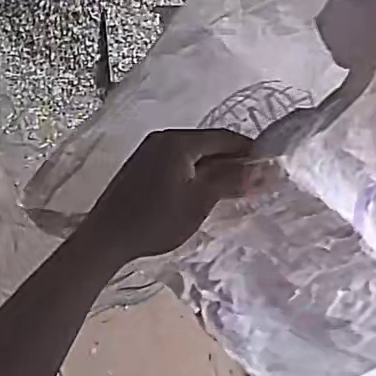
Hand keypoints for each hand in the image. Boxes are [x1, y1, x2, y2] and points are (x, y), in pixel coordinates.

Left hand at [78, 129, 259, 261]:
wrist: (106, 238)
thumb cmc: (155, 220)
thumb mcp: (199, 201)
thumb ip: (231, 180)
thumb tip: (264, 170)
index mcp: (179, 141)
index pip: (225, 137)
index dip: (250, 151)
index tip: (268, 168)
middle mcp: (163, 139)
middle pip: (209, 143)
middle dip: (233, 161)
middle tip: (254, 182)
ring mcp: (149, 151)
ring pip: (193, 154)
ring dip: (214, 168)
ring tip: (232, 190)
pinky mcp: (141, 167)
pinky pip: (178, 162)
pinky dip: (195, 172)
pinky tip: (202, 192)